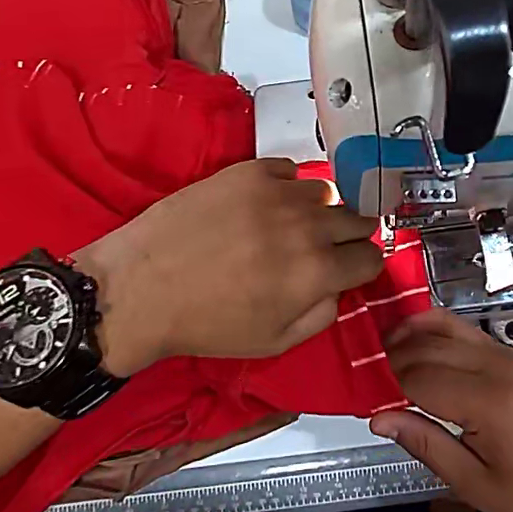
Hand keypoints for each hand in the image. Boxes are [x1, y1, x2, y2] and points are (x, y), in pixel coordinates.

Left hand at [75, 158, 382, 376]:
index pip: (371, 257)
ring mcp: (278, 194)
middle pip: (358, 219)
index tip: (349, 266)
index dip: (361, 265)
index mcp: (316, 273)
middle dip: (348, 235)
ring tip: (289, 224)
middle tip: (323, 246)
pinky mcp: (249, 171)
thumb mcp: (275, 342)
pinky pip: (291, 170)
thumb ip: (322, 315)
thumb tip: (339, 287)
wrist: (140, 289)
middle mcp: (306, 227)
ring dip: (317, 209)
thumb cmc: (204, 322)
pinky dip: (286, 186)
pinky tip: (265, 204)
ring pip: (326, 192)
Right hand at [370, 310, 512, 511]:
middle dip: (391, 357)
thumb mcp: (474, 485)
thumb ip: (424, 443)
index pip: (418, 377)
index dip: (385, 383)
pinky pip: (465, 330)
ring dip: (410, 336)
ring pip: (444, 327)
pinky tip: (416, 344)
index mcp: (489, 402)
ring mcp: (507, 356)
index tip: (360, 393)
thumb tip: (378, 418)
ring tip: (382, 354)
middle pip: (427, 346)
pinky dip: (435, 330)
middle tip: (363, 375)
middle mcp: (497, 367)